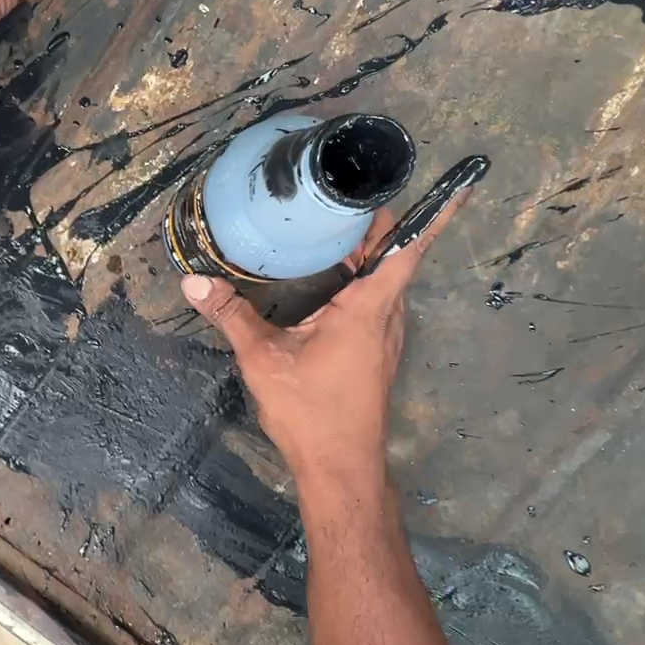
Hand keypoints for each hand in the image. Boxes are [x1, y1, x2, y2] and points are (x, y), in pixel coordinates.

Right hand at [179, 196, 469, 487]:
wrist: (339, 464)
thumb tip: (192, 282)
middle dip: (374, 223)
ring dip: (363, 252)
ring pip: (383, 279)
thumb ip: (230, 316)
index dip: (433, 212)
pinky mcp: (373, 350)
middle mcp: (387, 315)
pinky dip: (354, 279)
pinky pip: (371, 300)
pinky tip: (319, 280)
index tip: (453, 179)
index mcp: (369, 307)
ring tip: (327, 228)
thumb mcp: (263, 358)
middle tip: (341, 193)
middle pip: (394, 256)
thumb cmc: (310, 409)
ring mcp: (384, 334)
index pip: (407, 248)